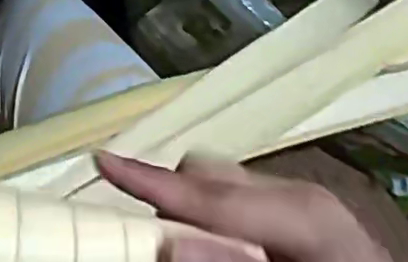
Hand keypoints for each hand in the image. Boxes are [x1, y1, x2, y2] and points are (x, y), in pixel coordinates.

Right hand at [95, 152, 394, 261]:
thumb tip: (169, 244)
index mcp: (299, 212)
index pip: (206, 193)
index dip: (149, 179)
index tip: (103, 160)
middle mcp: (296, 193)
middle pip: (207, 175)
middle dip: (171, 198)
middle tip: (148, 235)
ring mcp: (302, 198)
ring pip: (222, 182)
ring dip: (195, 207)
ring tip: (187, 241)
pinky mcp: (304, 211)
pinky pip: (242, 198)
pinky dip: (220, 217)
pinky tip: (229, 246)